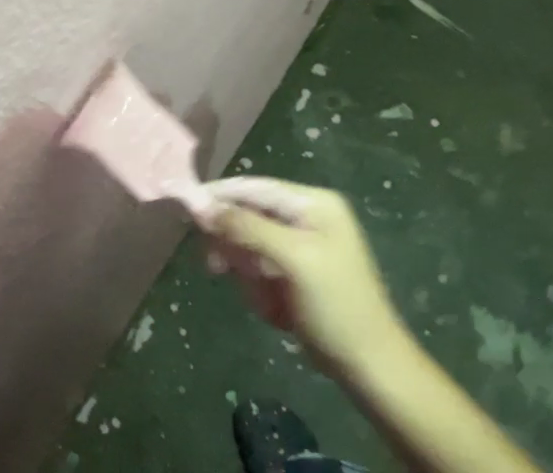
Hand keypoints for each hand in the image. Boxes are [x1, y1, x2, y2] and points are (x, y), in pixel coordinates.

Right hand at [204, 177, 412, 379]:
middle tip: (218, 268)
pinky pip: (258, 267)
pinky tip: (273, 308)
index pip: (254, 187)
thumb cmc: (336, 305)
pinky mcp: (295, 272)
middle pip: (247, 214)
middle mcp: (307, 217)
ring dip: (247, 272)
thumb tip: (199, 204)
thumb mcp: (291, 259)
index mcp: (314, 204)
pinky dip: (258, 287)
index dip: (218, 195)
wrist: (369, 365)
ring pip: (248, 244)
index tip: (183, 207)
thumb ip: (246, 226)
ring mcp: (301, 245)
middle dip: (235, 244)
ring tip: (261, 298)